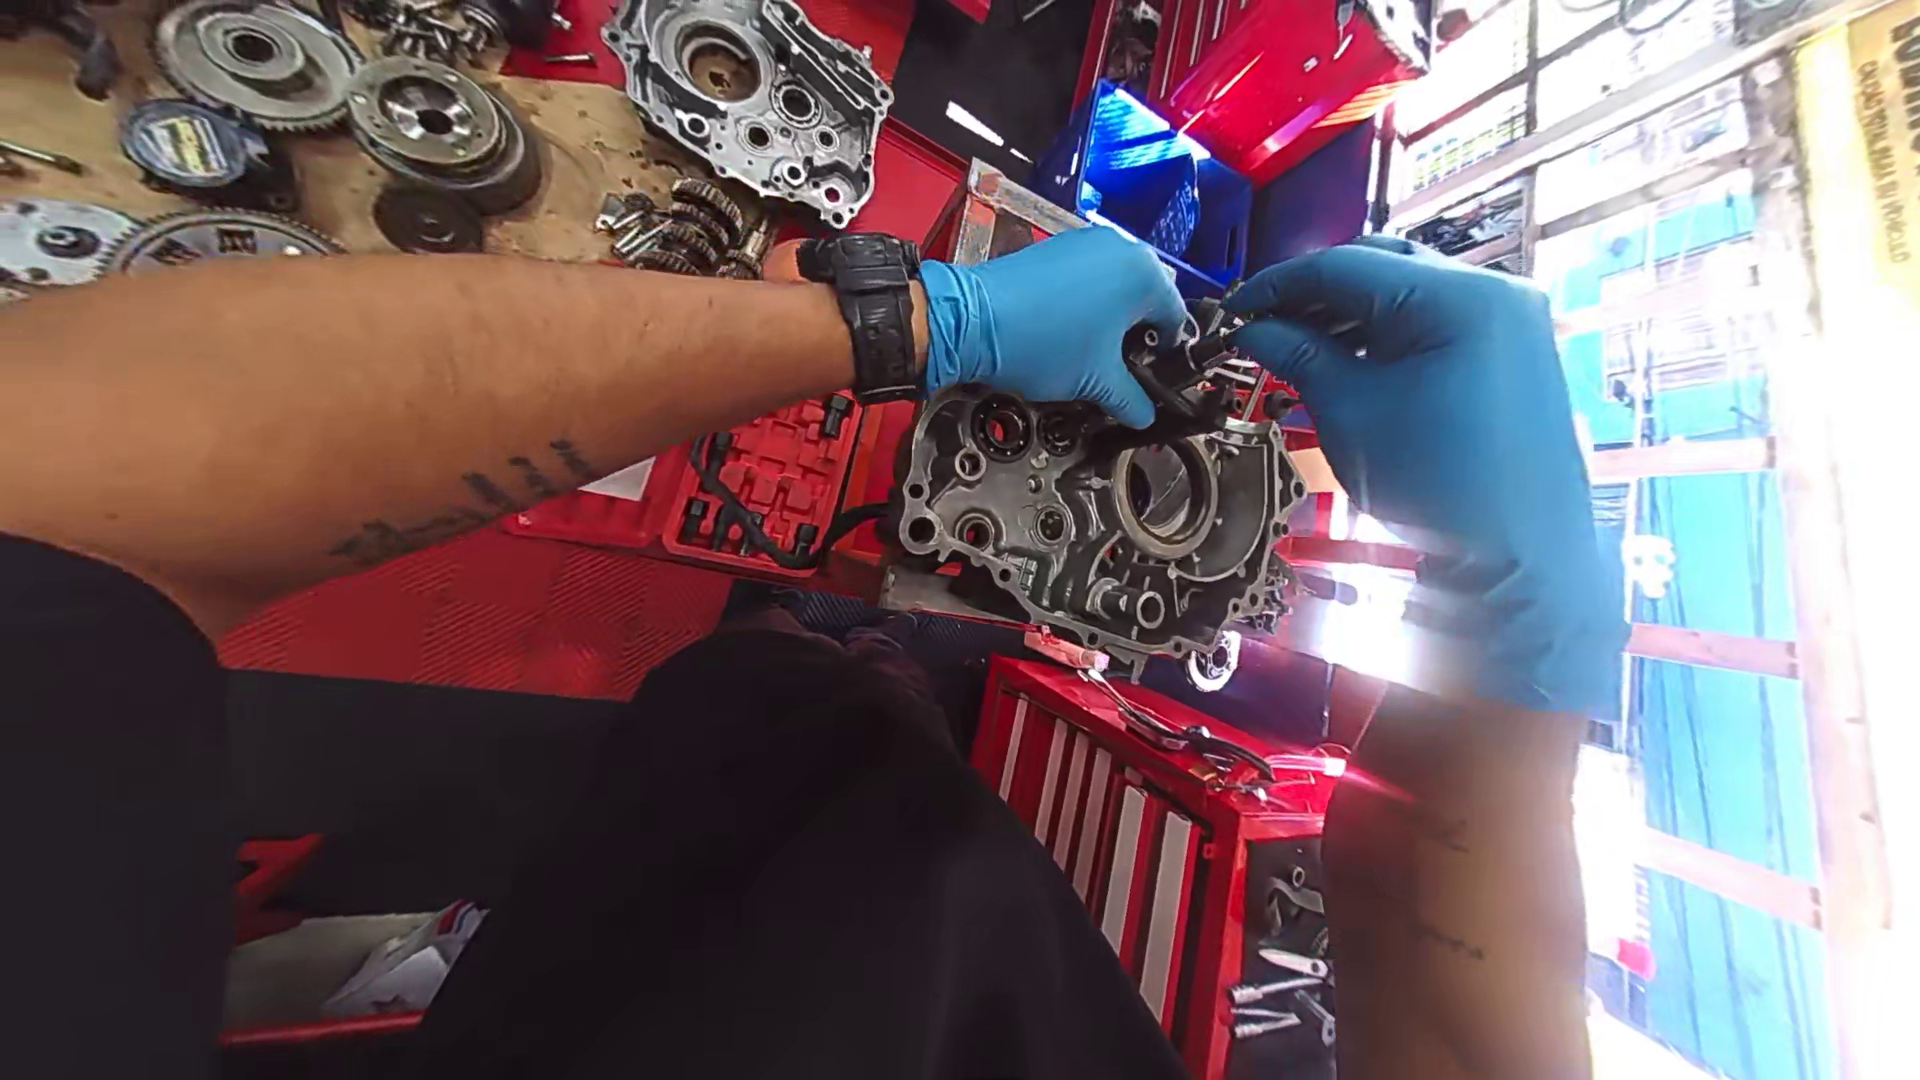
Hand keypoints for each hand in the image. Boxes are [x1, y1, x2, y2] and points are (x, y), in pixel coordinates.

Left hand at [919, 227, 1181, 427]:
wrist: (973, 321)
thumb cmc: (1044, 345)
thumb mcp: (1095, 382)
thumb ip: (1131, 400)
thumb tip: (1144, 415)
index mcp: (1145, 274)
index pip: (1176, 320)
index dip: (1165, 358)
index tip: (1150, 381)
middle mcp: (1123, 247)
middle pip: (1146, 303)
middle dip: (1136, 340)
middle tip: (1117, 372)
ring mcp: (1087, 243)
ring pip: (1115, 292)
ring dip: (1110, 325)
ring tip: (1088, 357)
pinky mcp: (1056, 249)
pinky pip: (1088, 281)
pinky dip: (1086, 308)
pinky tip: (1066, 334)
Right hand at [1225, 237, 1623, 714]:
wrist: (1516, 550)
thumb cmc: (1424, 477)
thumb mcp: (1347, 411)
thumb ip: (1297, 356)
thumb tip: (1250, 329)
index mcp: (1454, 297)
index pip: (1344, 267)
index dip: (1277, 284)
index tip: (1232, 308)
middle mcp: (1491, 289)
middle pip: (1380, 266)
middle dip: (1312, 291)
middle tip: (1263, 324)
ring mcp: (1507, 318)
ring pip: (1406, 290)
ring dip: (1345, 311)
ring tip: (1295, 343)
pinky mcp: (1508, 348)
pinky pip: (1430, 320)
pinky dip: (1380, 331)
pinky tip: (1345, 356)